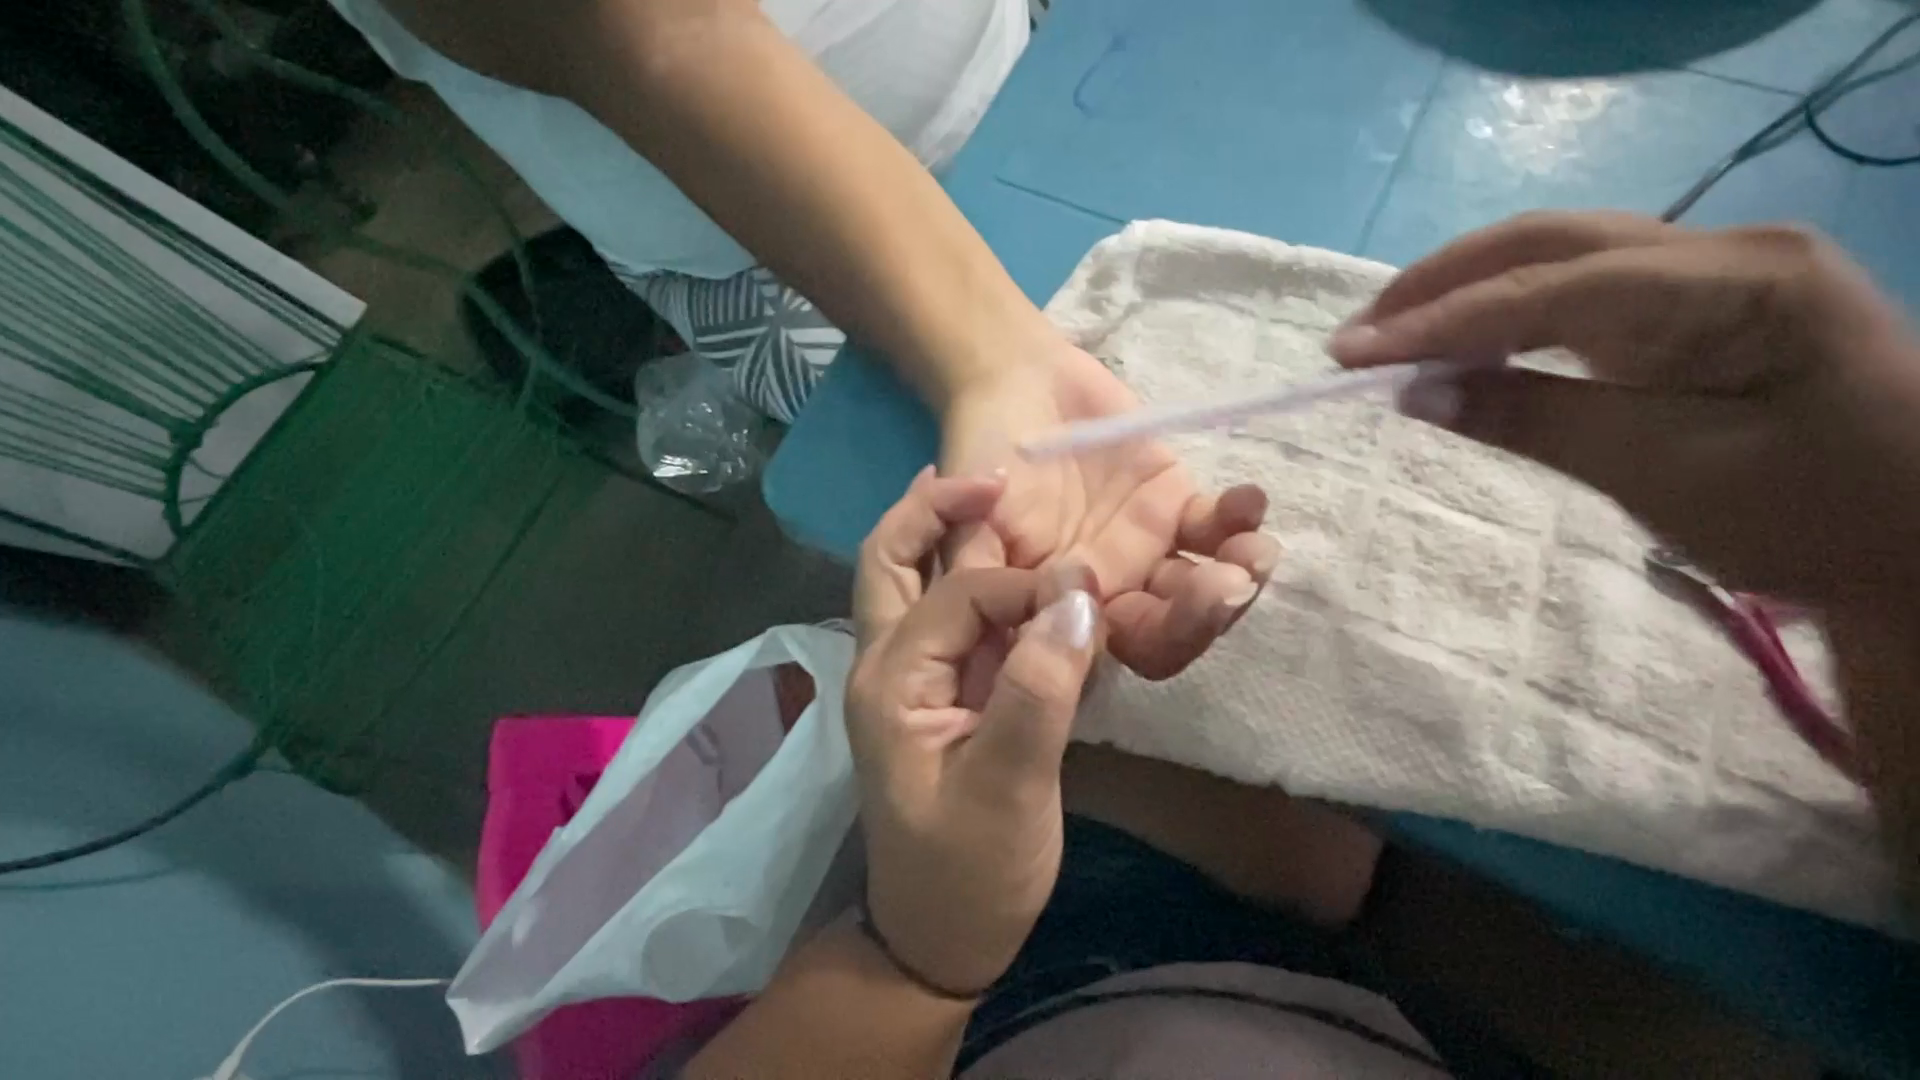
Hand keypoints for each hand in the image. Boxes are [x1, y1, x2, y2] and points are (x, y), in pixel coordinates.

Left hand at [847, 467, 1100, 994]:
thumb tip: (1078, 597)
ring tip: (988, 493)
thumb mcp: (1009, 789)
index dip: (1027, 585)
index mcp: (893, 680)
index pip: (961, 595)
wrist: (940, 937)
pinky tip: (1015, 568)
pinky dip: (973, 579)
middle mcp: (889, 664)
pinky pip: (949, 617)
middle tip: (987, 475)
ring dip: (942, 533)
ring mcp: (911, 677)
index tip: (1090, 594)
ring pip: (911, 581)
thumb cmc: (968, 871)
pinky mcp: (941, 693)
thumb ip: (1039, 691)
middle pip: (889, 561)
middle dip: (930, 510)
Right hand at [940, 341, 1279, 678]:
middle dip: (1206, 617)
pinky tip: (1248, 500)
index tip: (1163, 610)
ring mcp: (1149, 549)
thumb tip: (1019, 638)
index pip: (1114, 649)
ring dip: (1240, 576)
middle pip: (1172, 629)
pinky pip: (1219, 526)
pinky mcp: (1177, 504)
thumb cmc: (984, 452)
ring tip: (1255, 550)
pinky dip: (1241, 519)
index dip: (1146, 642)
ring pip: (1207, 585)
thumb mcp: (968, 520)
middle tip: (1229, 586)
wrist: (1015, 382)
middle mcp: (1112, 589)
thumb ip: (987, 580)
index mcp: (1062, 606)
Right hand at [1329, 211, 1919, 612]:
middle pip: (1546, 242)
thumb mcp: (1660, 471)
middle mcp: (1720, 251)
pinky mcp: (1692, 306)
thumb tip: (1414, 394)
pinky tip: (1459, 344)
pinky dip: (1502, 316)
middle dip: (1440, 285)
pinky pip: (1575, 292)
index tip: (1348, 354)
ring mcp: (1709, 273)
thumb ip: (1531, 419)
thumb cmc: (1804, 513)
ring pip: (1555, 258)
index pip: (1547, 287)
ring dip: (1463, 293)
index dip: (1438, 320)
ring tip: (1388, 339)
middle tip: (1357, 337)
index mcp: (1732, 281)